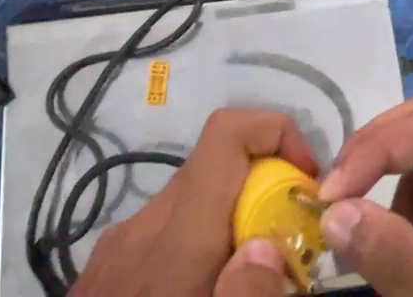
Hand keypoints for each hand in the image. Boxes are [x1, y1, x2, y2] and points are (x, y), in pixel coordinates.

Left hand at [74, 108, 318, 296]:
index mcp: (173, 242)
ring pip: (192, 202)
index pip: (224, 134)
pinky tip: (205, 293)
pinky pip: (166, 231)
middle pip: (216, 169)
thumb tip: (268, 245)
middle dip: (265, 193)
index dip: (275, 132)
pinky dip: (199, 245)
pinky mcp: (104, 265)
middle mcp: (142, 226)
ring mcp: (118, 243)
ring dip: (233, 224)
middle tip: (295, 254)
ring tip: (254, 284)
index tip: (308, 186)